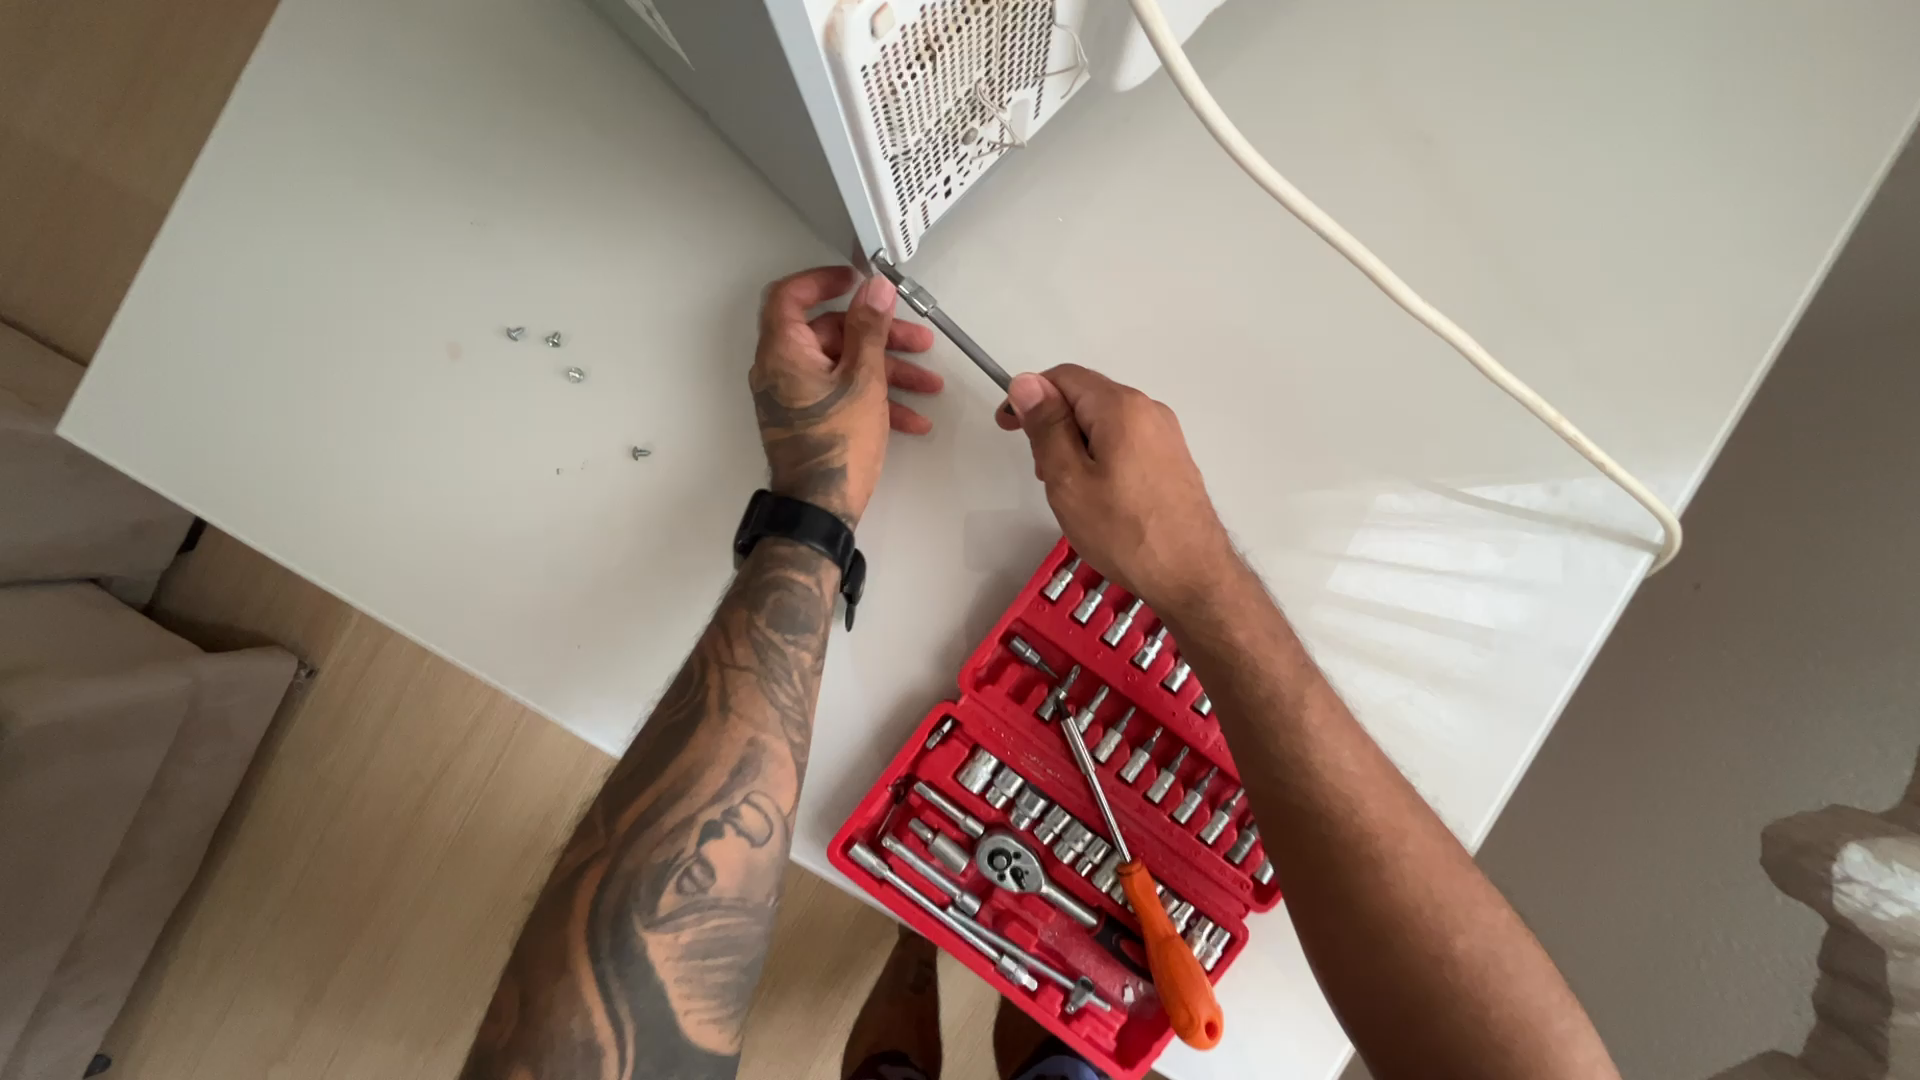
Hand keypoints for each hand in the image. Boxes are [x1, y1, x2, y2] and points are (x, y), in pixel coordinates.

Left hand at [751, 266, 943, 526]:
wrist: (819, 508)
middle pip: (832, 335)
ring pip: (844, 369)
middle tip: (920, 342)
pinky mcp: (809, 422)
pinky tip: (914, 420)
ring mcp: (796, 398)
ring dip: (888, 373)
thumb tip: (876, 287)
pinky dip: (875, 401)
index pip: (790, 296)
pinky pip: (842, 397)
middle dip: (881, 338)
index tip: (857, 279)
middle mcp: (783, 370)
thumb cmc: (836, 444)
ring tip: (930, 385)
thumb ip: (870, 329)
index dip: (823, 281)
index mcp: (784, 352)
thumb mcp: (862, 380)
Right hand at [998, 365, 1238, 612]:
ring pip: (1105, 422)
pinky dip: (1100, 456)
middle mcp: (1149, 410)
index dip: (1029, 395)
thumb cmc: (1123, 532)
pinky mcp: (1172, 460)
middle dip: (1053, 424)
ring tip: (1069, 492)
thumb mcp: (1068, 480)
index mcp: (1121, 407)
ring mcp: (1166, 435)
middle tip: (1043, 473)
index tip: (1007, 428)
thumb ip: (1046, 427)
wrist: (1191, 576)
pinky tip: (1098, 496)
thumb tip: (1026, 382)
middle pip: (1086, 396)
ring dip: (1075, 444)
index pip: (1064, 377)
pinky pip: (1125, 442)